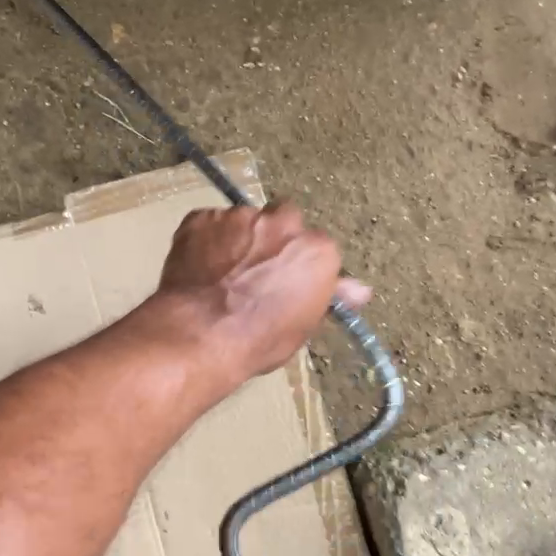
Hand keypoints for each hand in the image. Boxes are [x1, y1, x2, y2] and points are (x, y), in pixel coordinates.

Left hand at [148, 203, 367, 382]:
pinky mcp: (199, 217)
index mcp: (316, 249)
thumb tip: (359, 289)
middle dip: (272, 237)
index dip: (298, 263)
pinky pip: (205, 223)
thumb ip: (328, 296)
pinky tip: (196, 264)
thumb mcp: (303, 325)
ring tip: (219, 270)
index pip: (315, 246)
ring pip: (242, 221)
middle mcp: (281, 223)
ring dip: (236, 237)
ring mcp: (237, 217)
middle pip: (282, 219)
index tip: (285, 280)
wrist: (200, 331)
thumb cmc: (259, 338)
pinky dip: (203, 239)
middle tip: (254, 267)